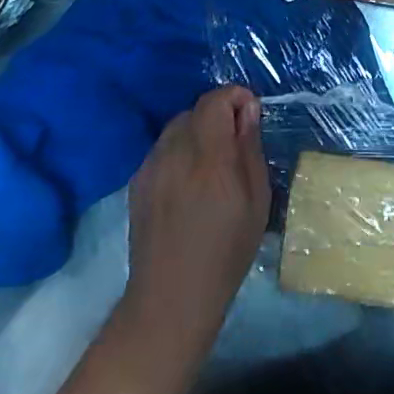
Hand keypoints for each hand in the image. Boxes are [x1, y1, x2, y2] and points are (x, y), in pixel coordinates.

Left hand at [126, 85, 269, 335]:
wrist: (173, 296)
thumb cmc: (227, 251)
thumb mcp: (257, 200)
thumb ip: (250, 149)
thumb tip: (248, 111)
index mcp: (208, 157)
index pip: (215, 100)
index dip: (236, 97)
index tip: (251, 116)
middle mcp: (174, 153)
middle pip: (194, 110)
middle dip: (218, 116)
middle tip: (236, 145)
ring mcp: (150, 166)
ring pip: (176, 128)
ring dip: (198, 133)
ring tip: (212, 166)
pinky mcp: (137, 182)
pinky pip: (162, 149)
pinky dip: (180, 152)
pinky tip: (189, 184)